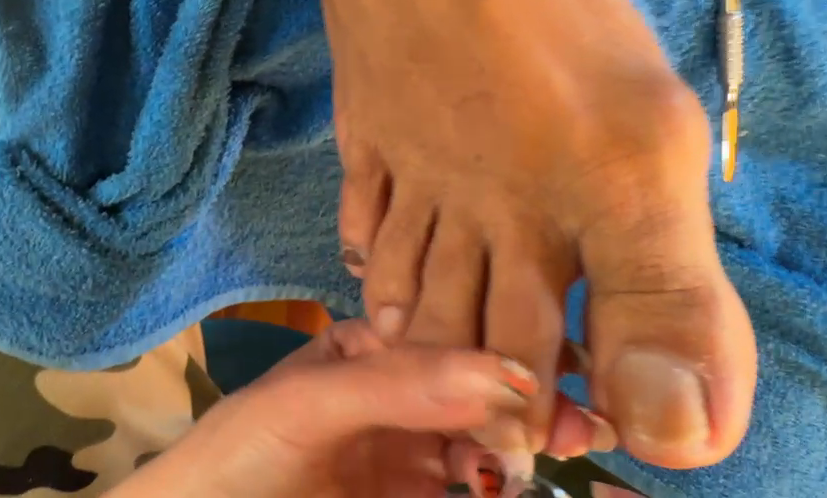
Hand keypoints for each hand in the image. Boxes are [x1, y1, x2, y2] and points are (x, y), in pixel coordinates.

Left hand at [113, 320, 607, 497]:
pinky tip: (528, 487)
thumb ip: (395, 383)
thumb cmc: (241, 449)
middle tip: (585, 429)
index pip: (447, 345)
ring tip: (577, 461)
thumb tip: (500, 370)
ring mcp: (408, 461)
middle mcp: (397, 401)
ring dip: (529, 459)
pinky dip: (499, 490)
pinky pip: (467, 495)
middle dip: (531, 410)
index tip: (563, 376)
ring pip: (485, 455)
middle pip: (477, 402)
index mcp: (369, 353)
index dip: (504, 356)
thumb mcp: (308, 401)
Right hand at [300, 0, 756, 467]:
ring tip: (418, 368)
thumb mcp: (645, 145)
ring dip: (416, 324)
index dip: (556, 412)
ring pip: (406, 260)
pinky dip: (366, 239)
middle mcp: (459, 193)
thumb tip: (679, 442)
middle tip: (488, 432)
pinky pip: (363, 190)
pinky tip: (363, 257)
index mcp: (535, 213)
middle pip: (460, 317)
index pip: (537, 355)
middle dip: (480, 384)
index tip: (572, 442)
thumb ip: (658, 289)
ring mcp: (403, 142)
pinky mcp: (369, 95)